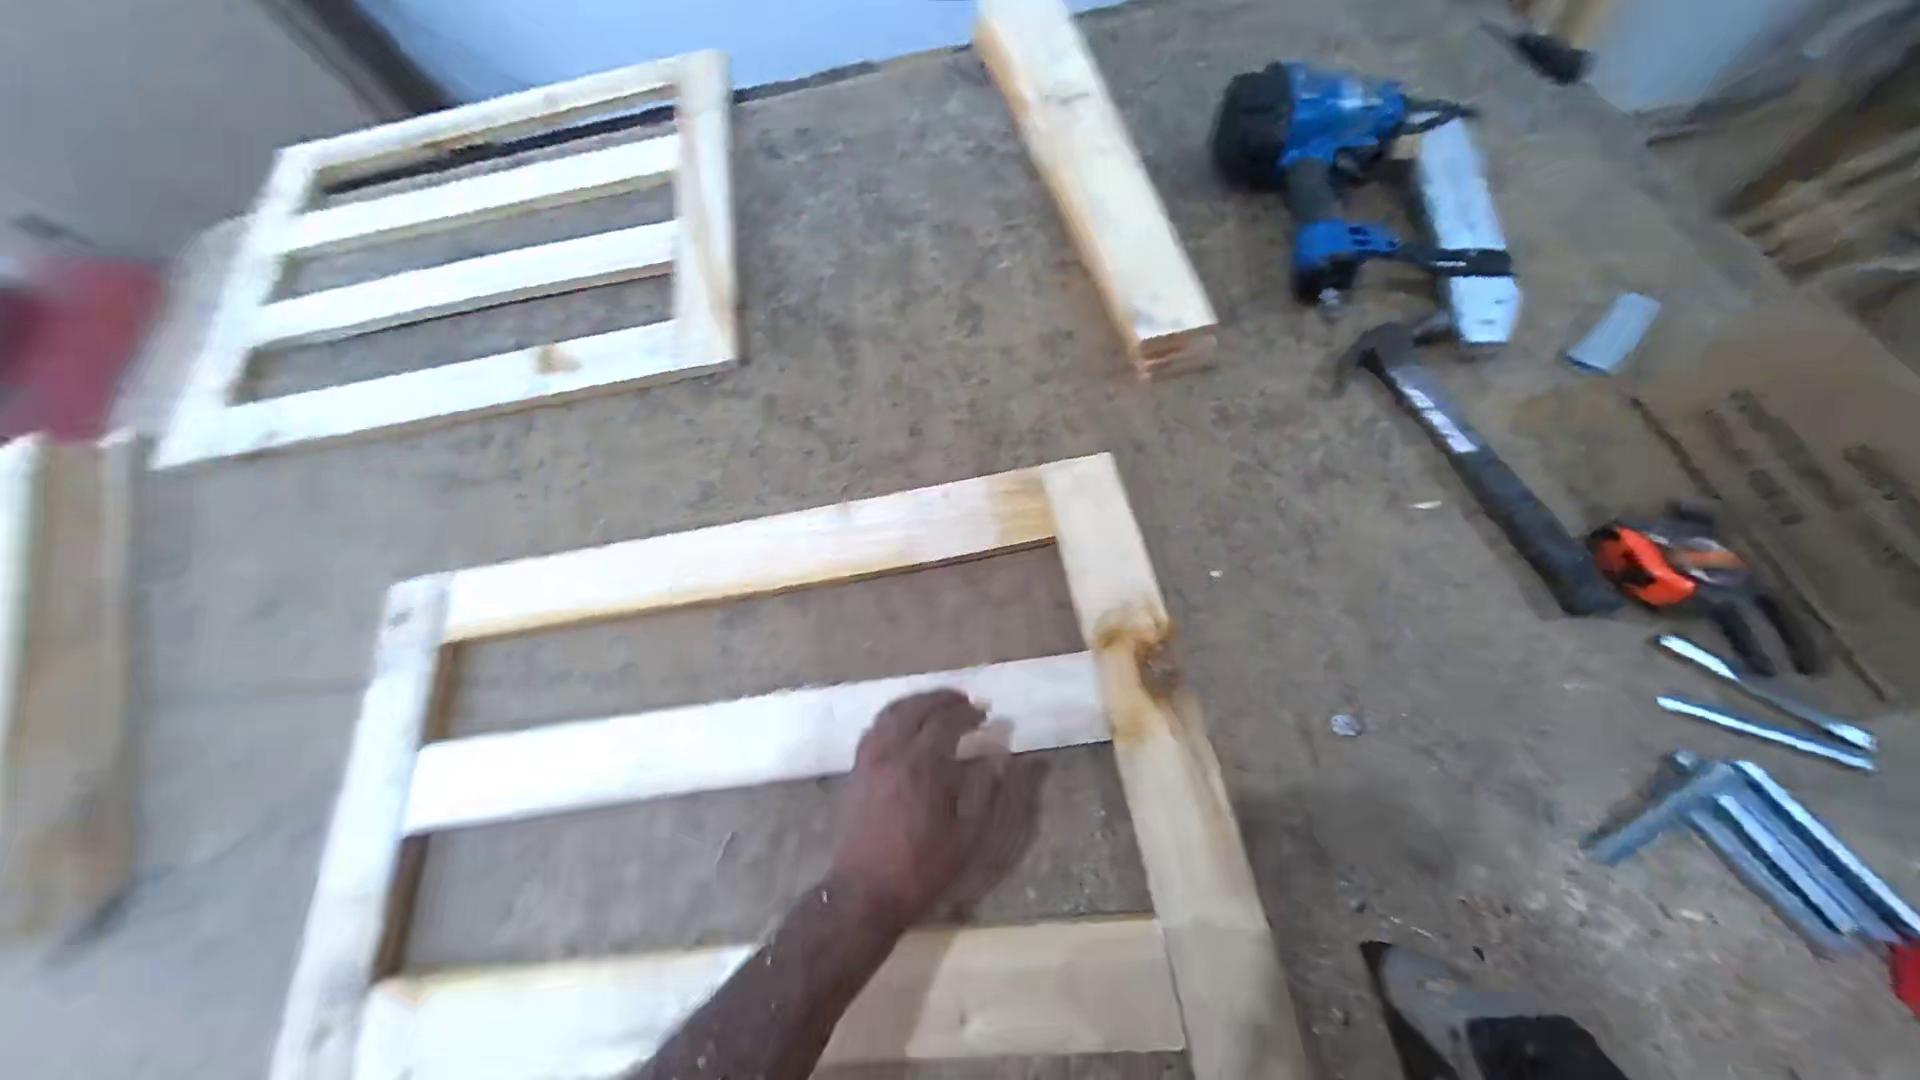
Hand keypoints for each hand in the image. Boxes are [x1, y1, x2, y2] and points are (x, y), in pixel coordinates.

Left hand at [825, 689, 1041, 929]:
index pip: (945, 722)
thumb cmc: (921, 868)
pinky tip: (904, 724)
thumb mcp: (967, 837)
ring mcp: (869, 759)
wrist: (865, 893)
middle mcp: (892, 752)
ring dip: (916, 702)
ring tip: (937, 705)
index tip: (984, 714)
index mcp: (922, 766)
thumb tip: (1000, 756)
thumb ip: (988, 792)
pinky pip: (874, 728)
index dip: (967, 713)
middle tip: (964, 702)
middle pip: (916, 708)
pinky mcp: (856, 770)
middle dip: (942, 699)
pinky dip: (893, 716)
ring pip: (891, 713)